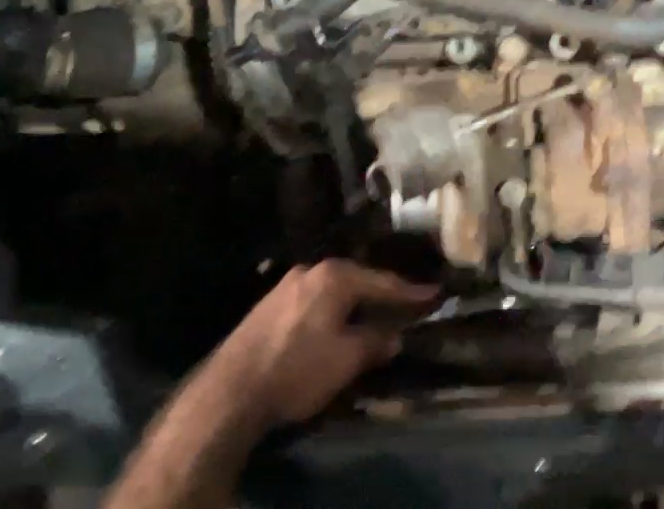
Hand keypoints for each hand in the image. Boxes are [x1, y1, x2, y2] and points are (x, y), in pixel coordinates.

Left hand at [216, 260, 438, 428]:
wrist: (229, 393)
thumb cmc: (297, 370)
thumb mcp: (347, 359)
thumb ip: (375, 342)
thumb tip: (393, 336)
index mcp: (335, 277)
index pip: (383, 282)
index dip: (410, 292)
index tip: (434, 294)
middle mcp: (310, 271)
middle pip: (357, 280)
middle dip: (380, 294)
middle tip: (405, 303)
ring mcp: (285, 286)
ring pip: (332, 291)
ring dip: (354, 303)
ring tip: (373, 314)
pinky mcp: (268, 306)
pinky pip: (313, 301)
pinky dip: (332, 310)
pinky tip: (336, 324)